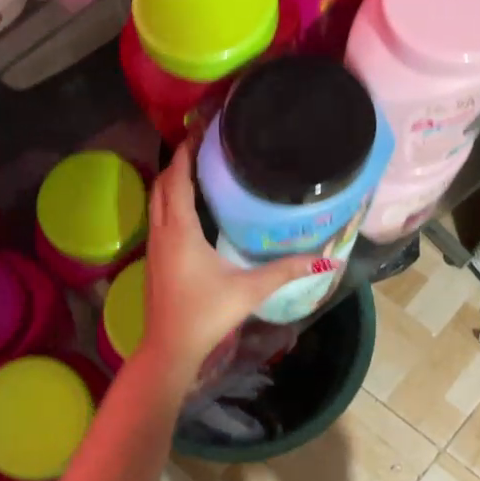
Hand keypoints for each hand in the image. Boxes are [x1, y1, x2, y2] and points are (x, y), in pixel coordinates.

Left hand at [138, 141, 312, 376]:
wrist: (169, 349)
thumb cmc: (206, 316)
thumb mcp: (248, 291)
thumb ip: (285, 271)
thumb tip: (325, 260)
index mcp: (180, 231)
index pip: (178, 179)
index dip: (187, 152)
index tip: (202, 131)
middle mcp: (162, 232)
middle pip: (163, 184)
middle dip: (179, 162)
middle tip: (205, 146)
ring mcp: (154, 247)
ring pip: (156, 202)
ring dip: (172, 182)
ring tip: (200, 169)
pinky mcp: (154, 261)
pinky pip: (158, 219)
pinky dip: (170, 203)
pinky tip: (191, 208)